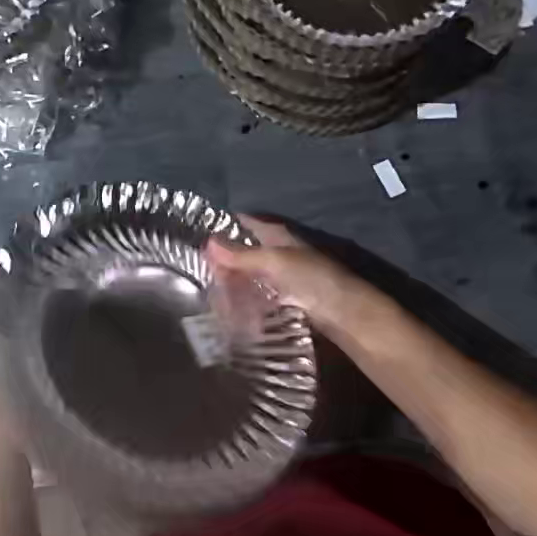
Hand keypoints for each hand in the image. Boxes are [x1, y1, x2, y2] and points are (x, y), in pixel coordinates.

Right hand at [207, 215, 389, 338]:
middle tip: (192, 268)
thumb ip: (242, 255)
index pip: (244, 223)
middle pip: (244, 249)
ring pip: (249, 273)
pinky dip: (243, 298)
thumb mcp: (274, 262)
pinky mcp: (285, 299)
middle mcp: (279, 251)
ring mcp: (282, 276)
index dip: (221, 226)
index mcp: (277, 234)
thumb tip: (207, 243)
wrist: (344, 313)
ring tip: (203, 289)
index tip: (193, 234)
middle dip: (221, 257)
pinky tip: (227, 307)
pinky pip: (257, 294)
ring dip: (231, 280)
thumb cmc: (312, 279)